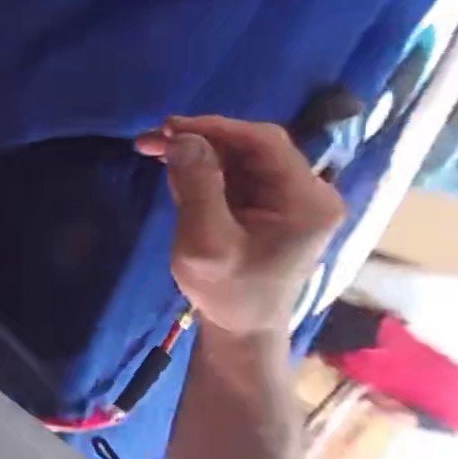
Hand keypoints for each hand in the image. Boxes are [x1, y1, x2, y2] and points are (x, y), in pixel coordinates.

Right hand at [135, 116, 344, 338]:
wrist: (240, 330)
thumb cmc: (227, 291)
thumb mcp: (206, 242)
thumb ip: (197, 187)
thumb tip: (182, 138)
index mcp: (307, 200)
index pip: (265, 142)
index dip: (217, 127)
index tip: (169, 128)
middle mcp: (304, 192)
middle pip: (250, 146)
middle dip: (200, 138)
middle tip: (152, 138)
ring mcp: (285, 198)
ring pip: (237, 155)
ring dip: (194, 149)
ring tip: (151, 148)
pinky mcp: (264, 205)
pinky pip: (232, 172)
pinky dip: (199, 166)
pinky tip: (170, 167)